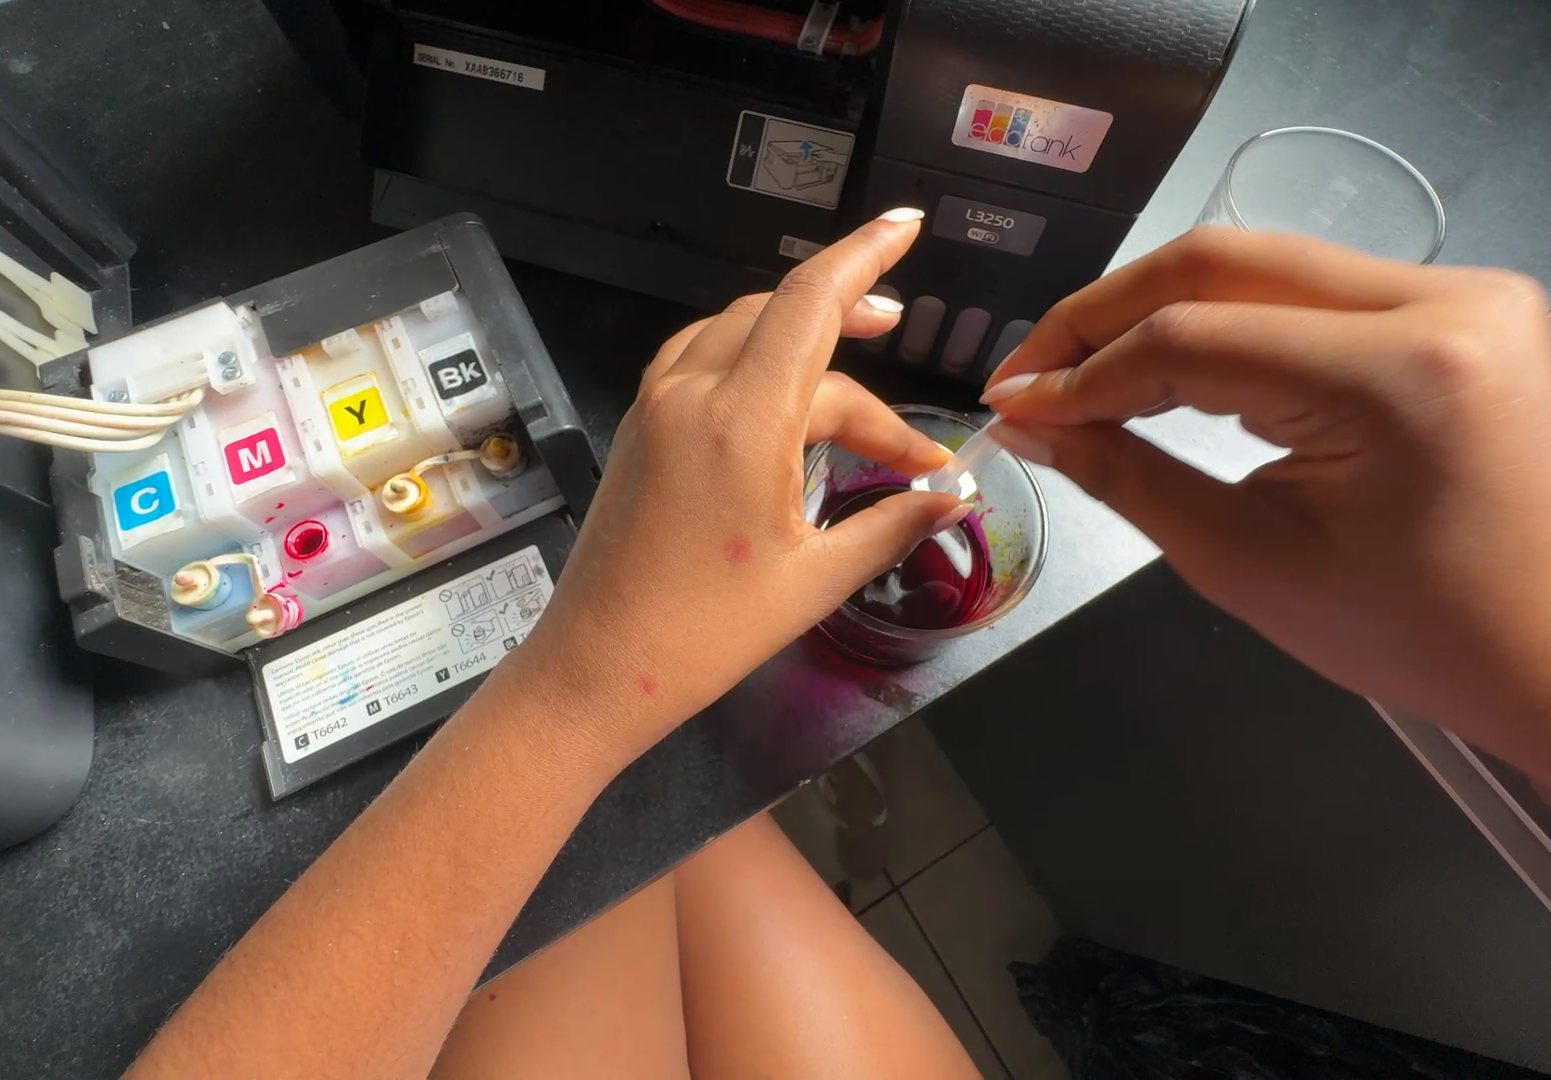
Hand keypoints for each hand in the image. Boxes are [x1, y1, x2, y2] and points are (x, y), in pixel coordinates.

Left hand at [501, 210, 963, 761]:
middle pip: (782, 320)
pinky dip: (748, 358)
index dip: (866, 256)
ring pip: (735, 332)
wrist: (596, 667)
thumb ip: (892, 525)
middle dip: (850, 319)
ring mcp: (654, 406)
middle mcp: (690, 393)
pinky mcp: (637, 428)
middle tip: (901, 331)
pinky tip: (775, 390)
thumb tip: (954, 497)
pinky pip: (699, 361)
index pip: (811, 304)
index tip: (909, 227)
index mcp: (741, 420)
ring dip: (795, 335)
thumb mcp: (814, 580)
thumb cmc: (708, 634)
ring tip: (849, 355)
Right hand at [979, 227, 1550, 773]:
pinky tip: (1140, 370)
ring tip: (1065, 376)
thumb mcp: (1231, 558)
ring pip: (1243, 267)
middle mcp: (1436, 301)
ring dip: (1136, 317)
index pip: (1189, 340)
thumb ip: (1117, 472)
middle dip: (1094, 318)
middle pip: (1214, 264)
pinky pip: (1280, 295)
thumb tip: (1021, 424)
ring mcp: (1448, 292)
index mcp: (1396, 377)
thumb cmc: (1390, 631)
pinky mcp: (1436, 307)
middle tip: (1023, 376)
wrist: (1540, 656)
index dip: (1079, 373)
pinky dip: (1193, 327)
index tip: (1007, 408)